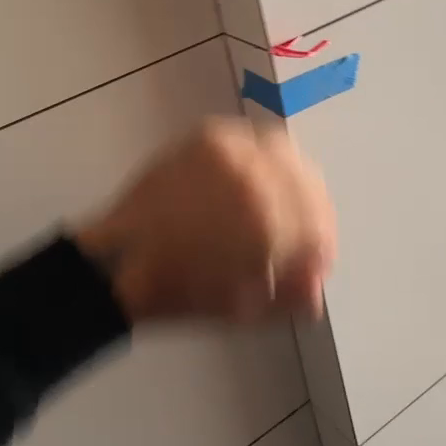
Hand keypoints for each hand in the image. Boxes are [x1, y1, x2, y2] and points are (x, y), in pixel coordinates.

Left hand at [75, 118, 335, 325]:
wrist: (120, 261)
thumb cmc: (182, 291)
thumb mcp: (244, 309)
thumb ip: (291, 295)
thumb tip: (318, 284)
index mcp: (267, 222)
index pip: (318, 223)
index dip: (325, 245)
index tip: (318, 260)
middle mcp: (253, 176)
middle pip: (308, 181)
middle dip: (315, 209)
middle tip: (309, 231)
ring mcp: (229, 150)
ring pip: (284, 152)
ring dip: (293, 179)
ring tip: (287, 202)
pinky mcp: (207, 136)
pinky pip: (252, 138)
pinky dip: (264, 157)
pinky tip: (259, 177)